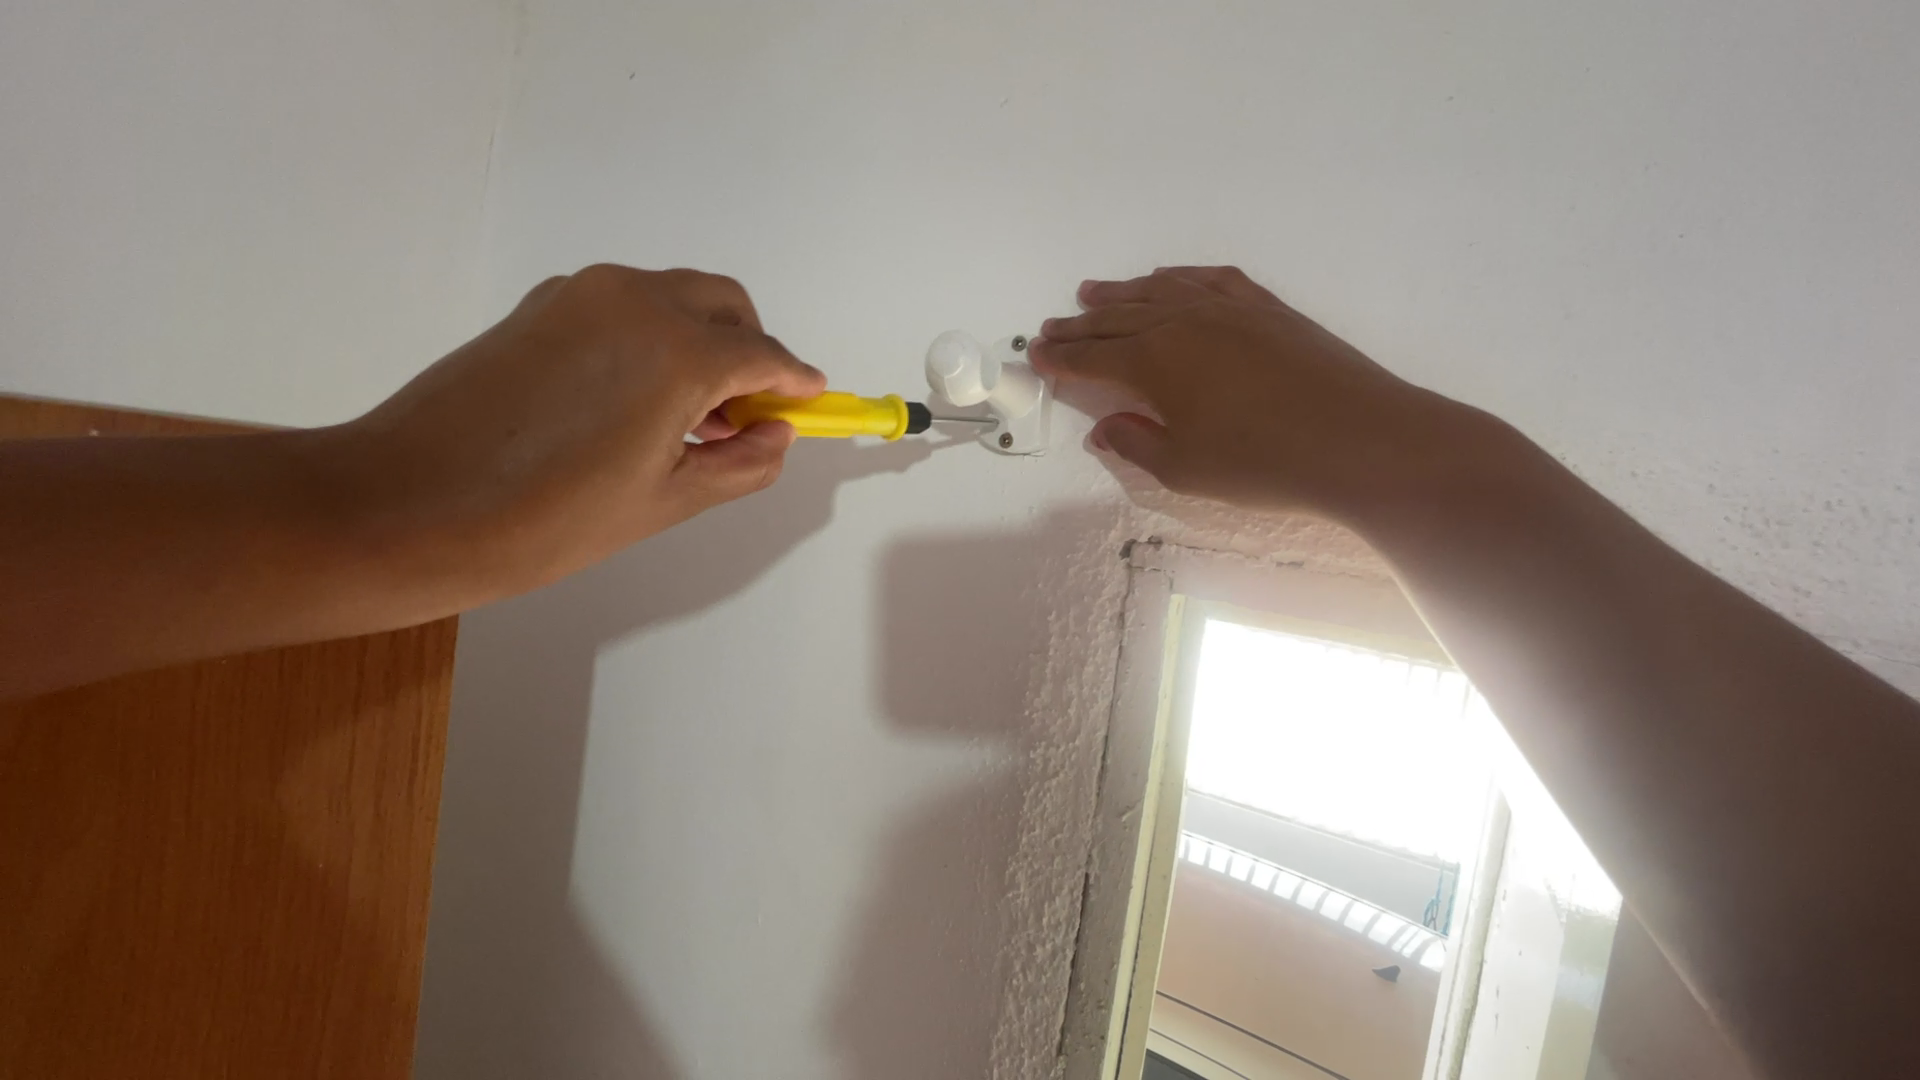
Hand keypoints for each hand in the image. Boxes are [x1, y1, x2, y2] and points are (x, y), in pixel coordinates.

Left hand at [334, 264, 825, 599]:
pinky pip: (626, 306)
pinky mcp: (541, 305)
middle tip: (745, 414)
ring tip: (689, 416)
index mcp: (678, 353)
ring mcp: (582, 294)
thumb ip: (743, 463)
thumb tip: (777, 432)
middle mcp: (636, 301)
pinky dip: (654, 337)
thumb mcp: (668, 502)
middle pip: (725, 305)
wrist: (405, 507)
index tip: (813, 401)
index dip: (797, 382)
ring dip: (703, 342)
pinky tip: (634, 399)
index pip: (765, 356)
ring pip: (675, 298)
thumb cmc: (551, 520)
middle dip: (752, 350)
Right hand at [1031, 266, 1501, 524]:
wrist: (1360, 439)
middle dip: (1080, 324)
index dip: (1060, 357)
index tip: (1034, 355)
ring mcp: (1228, 308)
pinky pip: (1208, 279)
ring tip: (1093, 291)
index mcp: (1155, 360)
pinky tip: (1167, 279)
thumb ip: (1134, 443)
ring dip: (1121, 292)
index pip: (1092, 356)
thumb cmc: (1261, 463)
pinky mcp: (1266, 307)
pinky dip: (1179, 277)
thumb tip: (1102, 428)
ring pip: (1159, 290)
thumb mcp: (1183, 468)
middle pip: (1118, 317)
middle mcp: (1183, 321)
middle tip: (1052, 326)